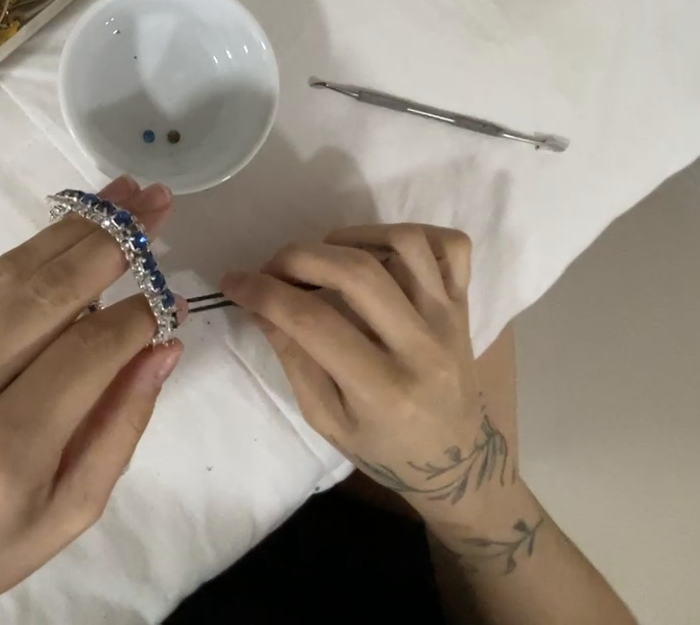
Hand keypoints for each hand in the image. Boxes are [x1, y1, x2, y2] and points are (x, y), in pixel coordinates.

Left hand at [0, 177, 183, 623]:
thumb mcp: (67, 513)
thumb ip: (120, 426)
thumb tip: (163, 344)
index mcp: (4, 450)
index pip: (90, 353)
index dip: (139, 313)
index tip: (173, 292)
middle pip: (50, 293)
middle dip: (113, 239)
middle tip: (156, 201)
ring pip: (14, 272)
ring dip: (73, 228)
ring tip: (122, 194)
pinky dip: (31, 250)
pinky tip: (68, 228)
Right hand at [220, 225, 524, 542]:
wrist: (458, 465)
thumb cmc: (382, 449)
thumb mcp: (325, 418)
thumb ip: (291, 356)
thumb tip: (255, 301)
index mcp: (384, 391)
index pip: (313, 322)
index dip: (263, 293)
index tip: (233, 282)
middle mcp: (423, 349)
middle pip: (357, 273)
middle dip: (297, 257)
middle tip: (272, 269)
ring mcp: (450, 321)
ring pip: (404, 245)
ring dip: (348, 238)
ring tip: (323, 258)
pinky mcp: (466, 305)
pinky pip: (449, 245)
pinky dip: (407, 235)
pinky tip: (375, 250)